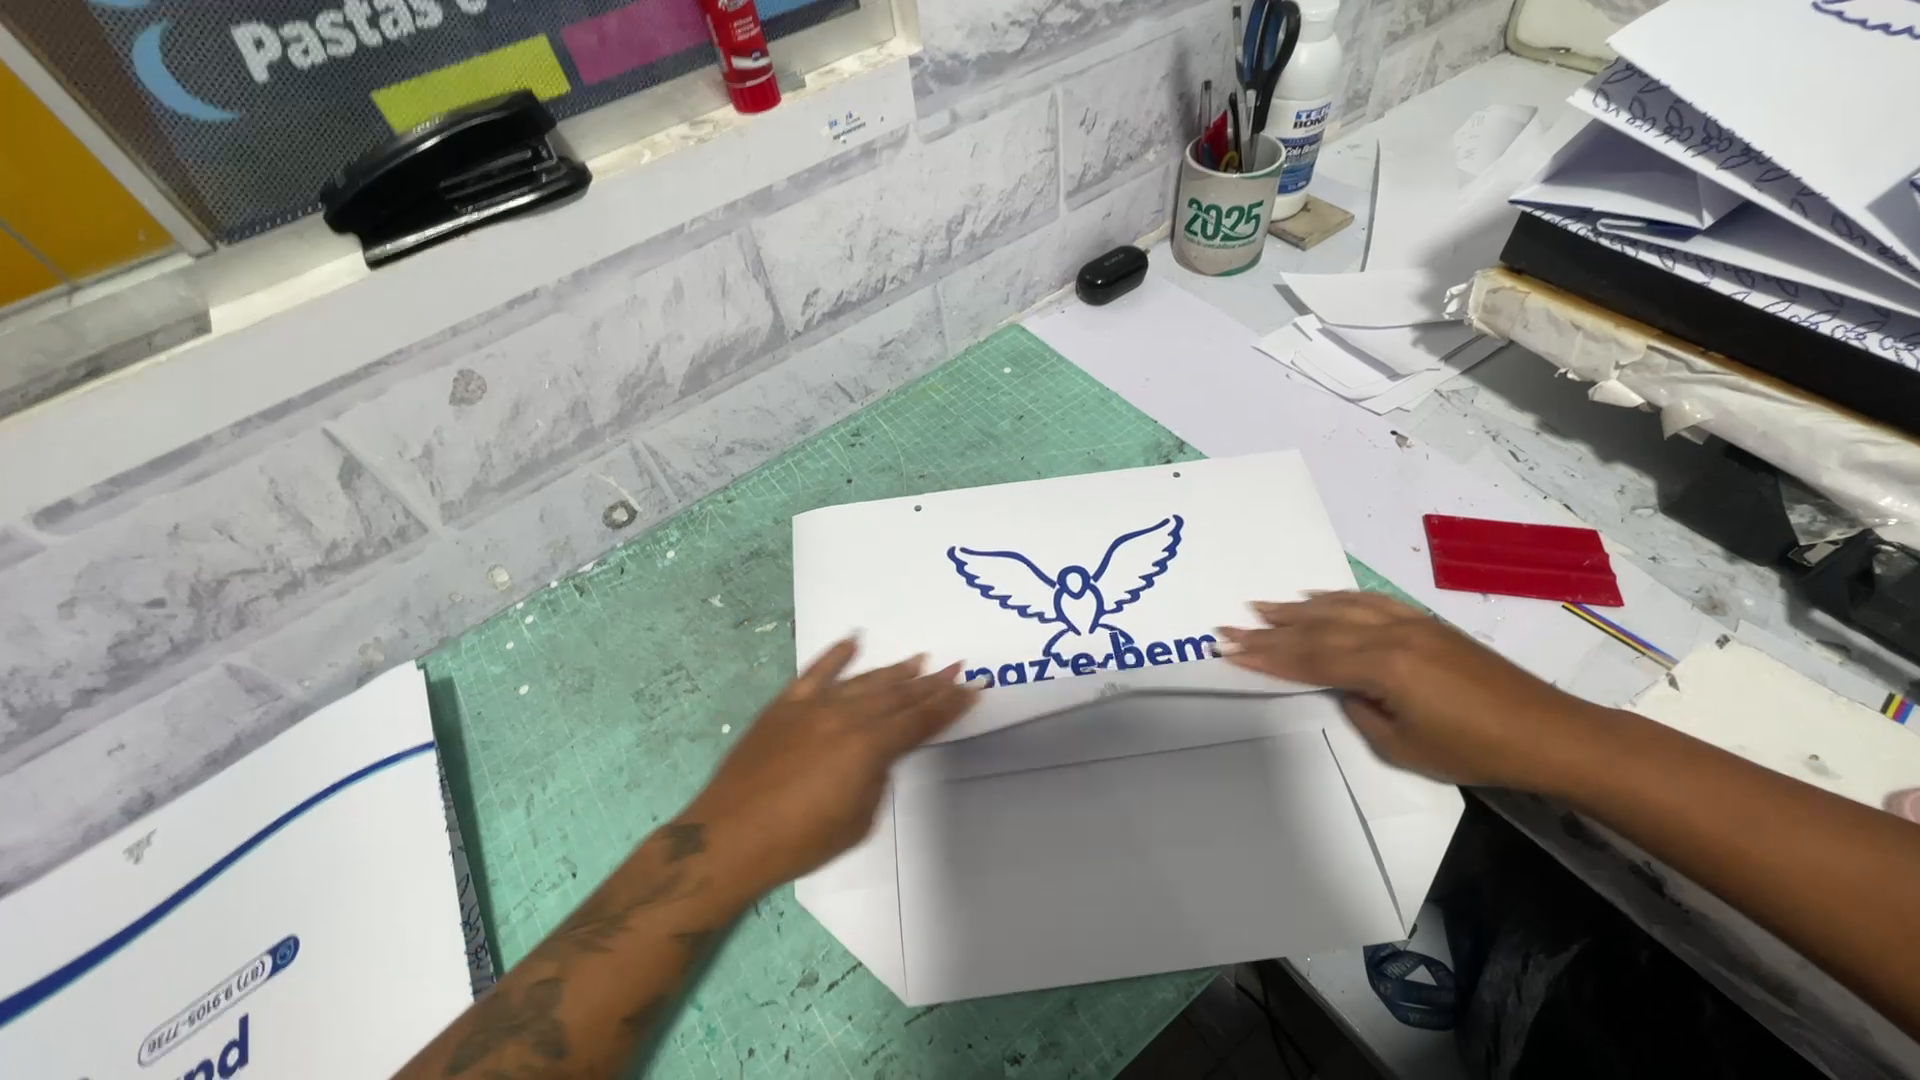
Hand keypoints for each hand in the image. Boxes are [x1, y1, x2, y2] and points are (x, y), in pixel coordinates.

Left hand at [682, 640, 977, 892]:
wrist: (730, 837)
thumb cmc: (800, 842)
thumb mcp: (858, 820)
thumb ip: (875, 777)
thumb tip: (877, 755)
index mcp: (867, 748)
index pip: (918, 722)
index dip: (948, 707)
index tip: (971, 689)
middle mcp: (845, 717)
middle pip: (897, 696)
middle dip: (930, 684)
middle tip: (956, 668)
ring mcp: (812, 707)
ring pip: (862, 682)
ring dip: (894, 672)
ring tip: (919, 660)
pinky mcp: (783, 706)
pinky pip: (814, 673)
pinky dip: (835, 656)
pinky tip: (852, 642)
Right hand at [1219, 591, 1609, 792]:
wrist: (1548, 733)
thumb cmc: (1475, 750)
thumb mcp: (1403, 745)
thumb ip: (1361, 709)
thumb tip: (1342, 688)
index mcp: (1383, 667)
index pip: (1310, 658)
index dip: (1266, 656)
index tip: (1228, 649)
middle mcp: (1391, 635)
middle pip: (1317, 628)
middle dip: (1269, 630)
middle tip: (1229, 626)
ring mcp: (1410, 624)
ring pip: (1340, 608)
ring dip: (1297, 609)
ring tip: (1261, 607)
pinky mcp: (1426, 623)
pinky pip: (1369, 601)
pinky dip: (1337, 598)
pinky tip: (1318, 598)